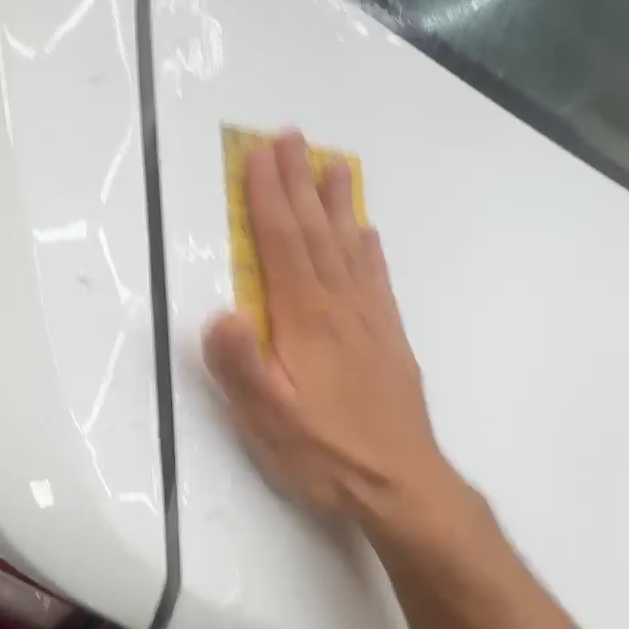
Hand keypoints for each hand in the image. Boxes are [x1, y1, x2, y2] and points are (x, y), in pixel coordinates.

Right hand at [203, 131, 459, 526]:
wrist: (406, 491)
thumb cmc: (326, 455)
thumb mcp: (268, 421)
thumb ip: (241, 366)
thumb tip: (222, 312)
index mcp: (306, 321)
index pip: (282, 245)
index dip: (267, 198)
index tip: (257, 155)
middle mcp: (340, 308)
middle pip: (315, 233)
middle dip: (298, 183)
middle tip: (291, 137)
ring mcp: (369, 322)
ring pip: (347, 248)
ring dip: (335, 203)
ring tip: (333, 165)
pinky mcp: (387, 341)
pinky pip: (375, 280)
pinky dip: (367, 248)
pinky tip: (365, 232)